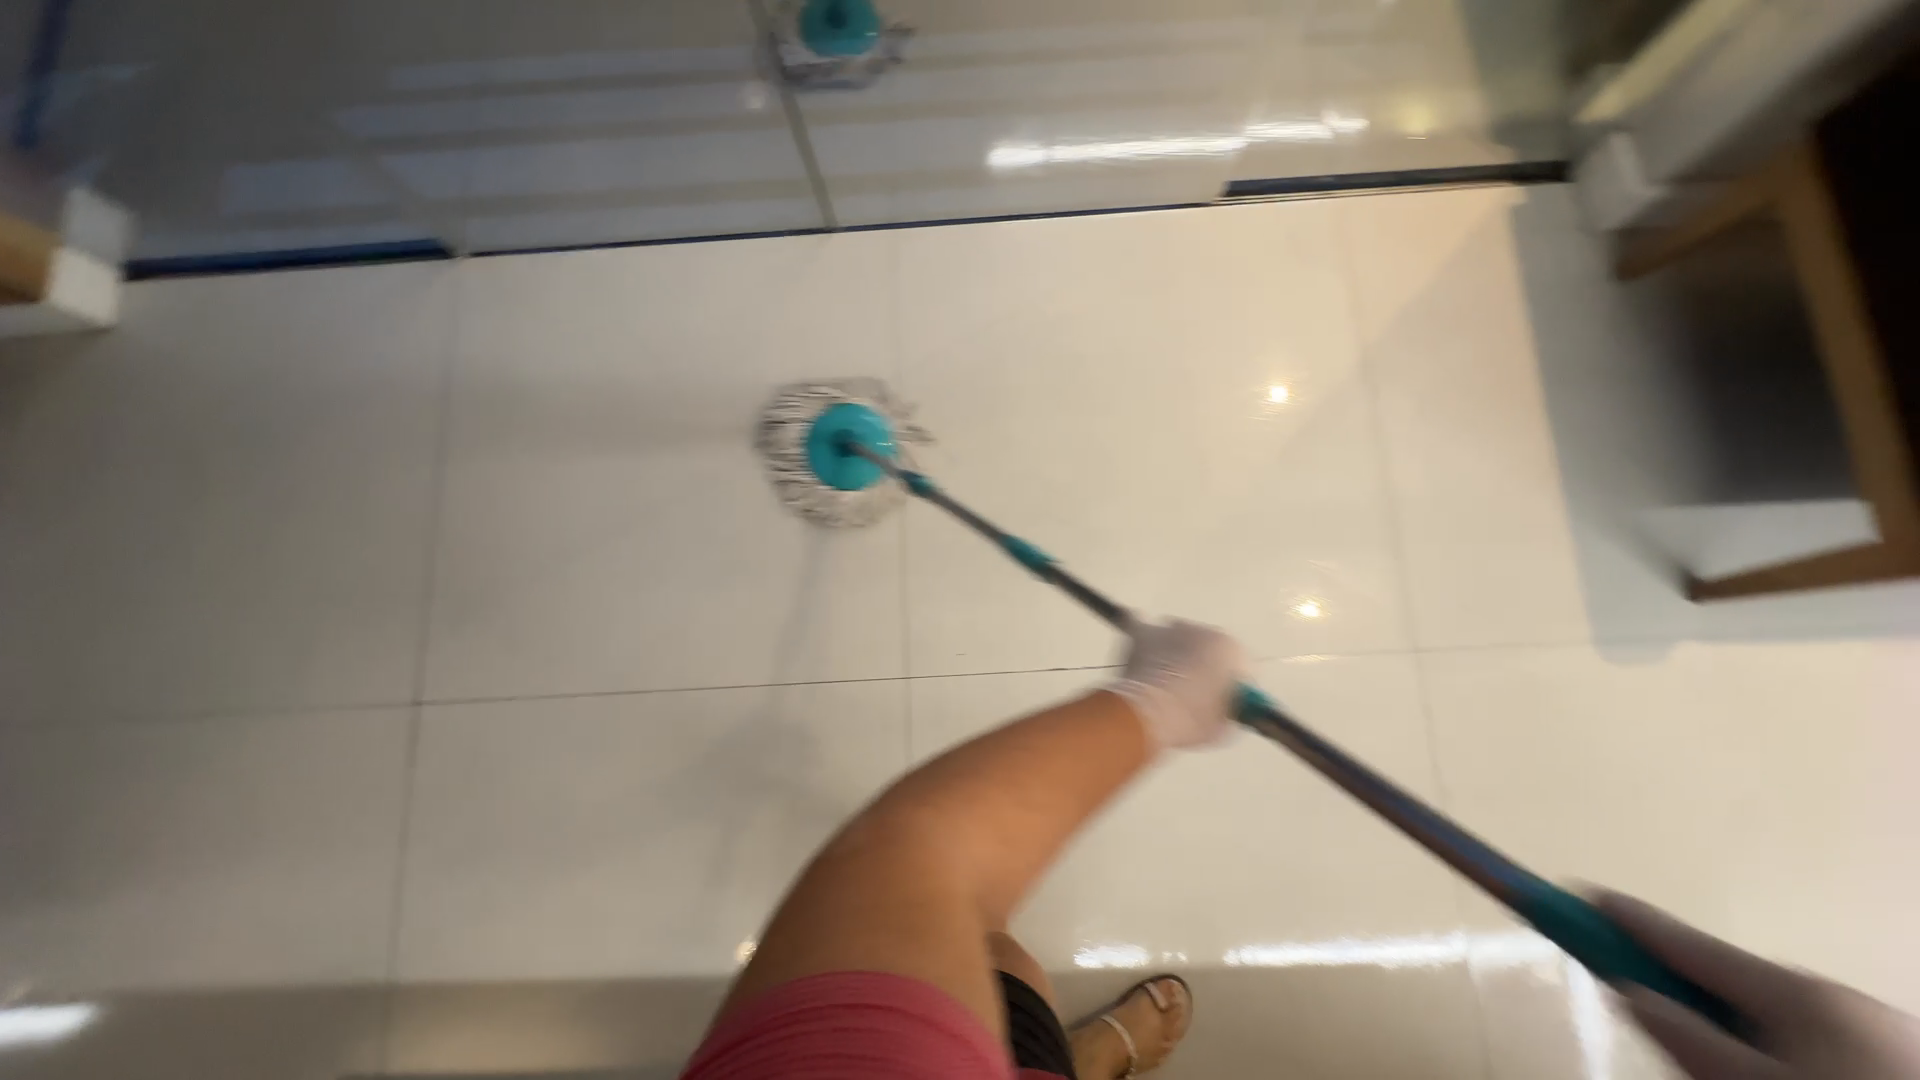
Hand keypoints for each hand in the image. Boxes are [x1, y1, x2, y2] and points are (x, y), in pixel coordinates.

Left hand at [1105, 618, 1246, 749]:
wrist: (1152, 712)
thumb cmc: (1194, 720)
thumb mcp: (1225, 723)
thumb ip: (1227, 706)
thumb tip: (1220, 706)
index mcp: (1232, 649)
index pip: (1237, 666)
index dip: (1229, 688)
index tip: (1219, 704)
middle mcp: (1204, 630)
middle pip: (1206, 649)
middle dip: (1200, 667)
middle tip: (1189, 697)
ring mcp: (1171, 629)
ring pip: (1177, 640)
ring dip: (1173, 655)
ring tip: (1162, 685)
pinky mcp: (1142, 633)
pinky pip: (1142, 630)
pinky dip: (1142, 639)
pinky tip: (1138, 645)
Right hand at [1599, 891, 1919, 1079]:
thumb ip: (1682, 1035)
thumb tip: (1629, 990)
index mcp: (1797, 990)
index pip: (1685, 943)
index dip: (1626, 918)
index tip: (1581, 891)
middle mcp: (1842, 995)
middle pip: (1735, 983)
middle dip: (1693, 993)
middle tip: (1669, 1026)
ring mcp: (1887, 1029)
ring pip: (1780, 1016)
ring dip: (1742, 1027)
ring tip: (1736, 1067)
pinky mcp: (1905, 1059)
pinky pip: (1822, 1040)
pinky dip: (1789, 1050)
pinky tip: (1788, 1072)